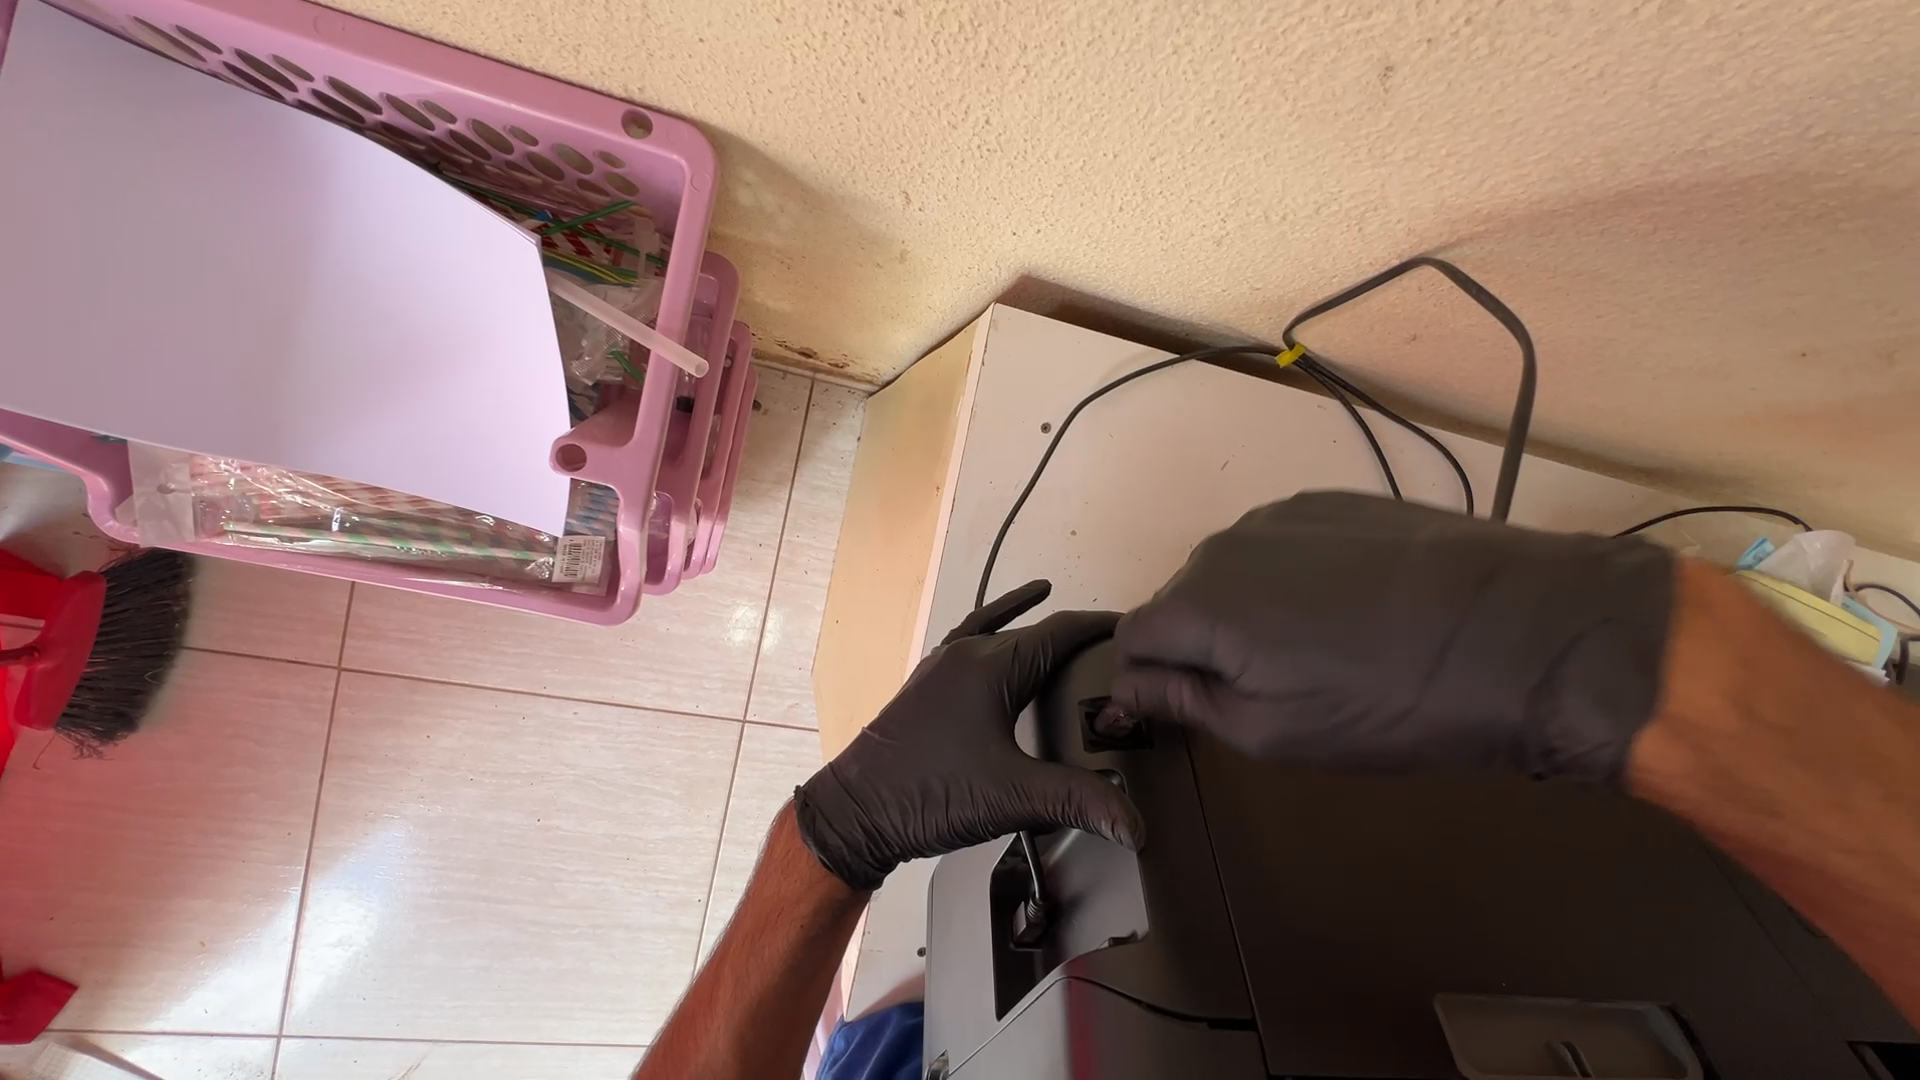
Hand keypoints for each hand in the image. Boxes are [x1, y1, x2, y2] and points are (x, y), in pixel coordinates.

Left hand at [794, 581, 1144, 891]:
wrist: (856, 810)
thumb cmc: (931, 794)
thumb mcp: (1012, 796)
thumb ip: (1077, 802)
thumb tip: (1137, 825)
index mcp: (991, 666)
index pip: (1061, 632)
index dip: (1101, 628)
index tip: (1135, 632)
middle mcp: (966, 653)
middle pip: (1033, 631)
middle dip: (1074, 635)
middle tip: (1114, 649)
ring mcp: (941, 665)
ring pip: (997, 631)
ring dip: (1028, 624)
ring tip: (1057, 615)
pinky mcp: (927, 683)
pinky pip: (967, 641)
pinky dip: (989, 630)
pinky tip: (994, 638)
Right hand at [1110, 491, 1674, 782]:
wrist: (1523, 632)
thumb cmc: (1385, 702)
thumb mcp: (1270, 731)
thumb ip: (1182, 701)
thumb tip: (1126, 686)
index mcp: (1195, 604)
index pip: (1131, 637)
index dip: (1148, 677)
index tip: (1187, 705)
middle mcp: (1220, 546)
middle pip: (1179, 601)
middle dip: (1201, 644)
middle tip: (1267, 687)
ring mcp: (1276, 517)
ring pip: (1230, 571)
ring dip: (1246, 609)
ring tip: (1318, 645)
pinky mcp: (1329, 503)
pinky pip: (1279, 546)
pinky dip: (1290, 578)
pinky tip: (1350, 605)